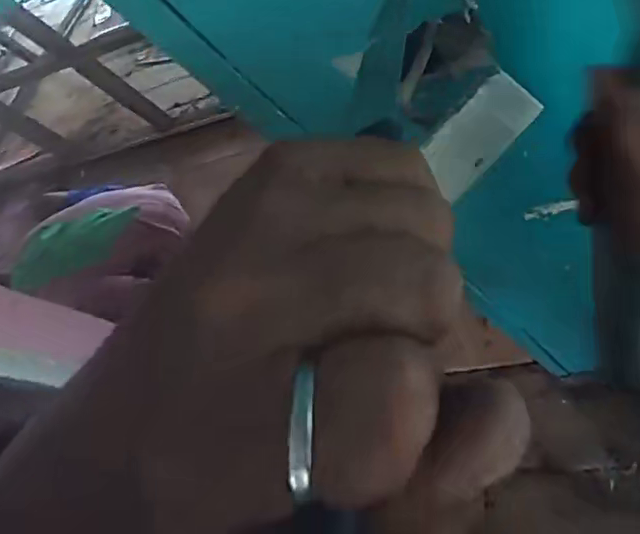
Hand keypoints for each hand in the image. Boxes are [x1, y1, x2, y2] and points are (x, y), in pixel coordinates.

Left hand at [0, 139, 526, 533]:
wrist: (133, 402)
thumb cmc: (230, 455)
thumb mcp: (335, 484)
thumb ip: (442, 462)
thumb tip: (506, 403)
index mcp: (255, 366)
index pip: (407, 385)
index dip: (412, 407)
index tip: (353, 406)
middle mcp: (259, 259)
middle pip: (437, 281)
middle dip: (425, 319)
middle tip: (364, 338)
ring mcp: (272, 189)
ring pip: (430, 215)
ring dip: (419, 257)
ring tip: (364, 285)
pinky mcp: (285, 155)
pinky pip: (404, 164)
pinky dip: (405, 204)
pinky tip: (361, 235)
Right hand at [568, 69, 639, 296]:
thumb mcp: (634, 173)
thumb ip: (618, 118)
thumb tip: (598, 72)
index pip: (638, 76)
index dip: (603, 99)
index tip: (586, 140)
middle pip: (628, 110)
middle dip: (597, 147)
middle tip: (585, 188)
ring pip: (630, 138)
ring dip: (602, 170)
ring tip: (592, 209)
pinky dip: (621, 182)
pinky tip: (606, 213)